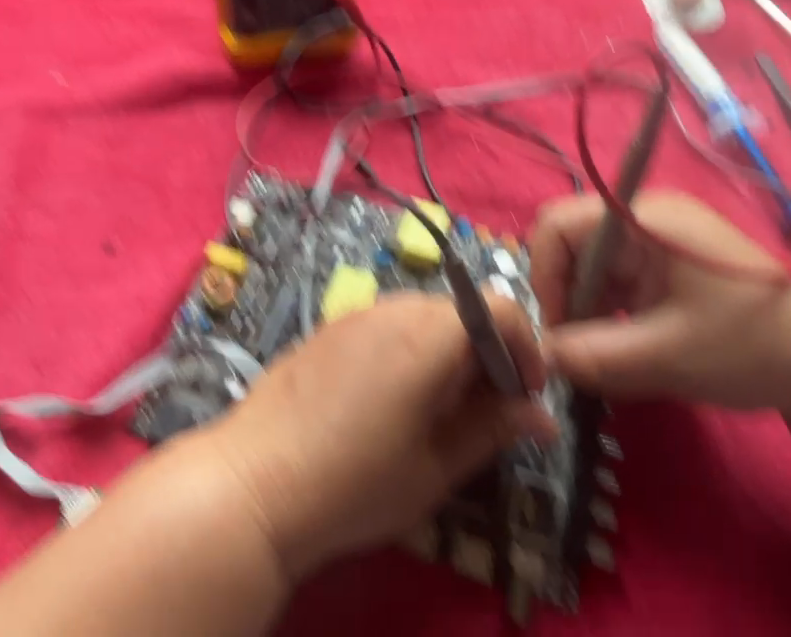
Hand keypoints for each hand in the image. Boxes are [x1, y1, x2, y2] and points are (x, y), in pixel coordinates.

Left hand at [197, 292, 556, 578]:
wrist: (250, 483)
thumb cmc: (355, 482)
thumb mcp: (436, 466)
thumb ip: (493, 430)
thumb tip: (541, 417)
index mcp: (427, 334)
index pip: (498, 307)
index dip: (525, 348)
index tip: (524, 398)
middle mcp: (389, 311)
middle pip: (458, 310)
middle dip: (485, 352)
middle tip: (487, 412)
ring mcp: (350, 318)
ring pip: (418, 318)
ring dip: (445, 352)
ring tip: (438, 413)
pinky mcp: (323, 333)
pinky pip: (381, 328)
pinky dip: (406, 352)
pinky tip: (388, 405)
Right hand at [529, 190, 790, 434]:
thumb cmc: (752, 348)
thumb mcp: (664, 356)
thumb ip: (590, 354)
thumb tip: (536, 357)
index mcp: (645, 217)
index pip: (557, 224)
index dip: (545, 275)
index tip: (558, 332)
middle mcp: (644, 218)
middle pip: (569, 248)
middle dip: (566, 301)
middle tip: (577, 355)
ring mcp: (655, 244)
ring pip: (588, 272)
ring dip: (586, 315)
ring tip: (604, 360)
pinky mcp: (664, 270)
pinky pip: (612, 287)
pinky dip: (607, 319)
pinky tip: (626, 353)